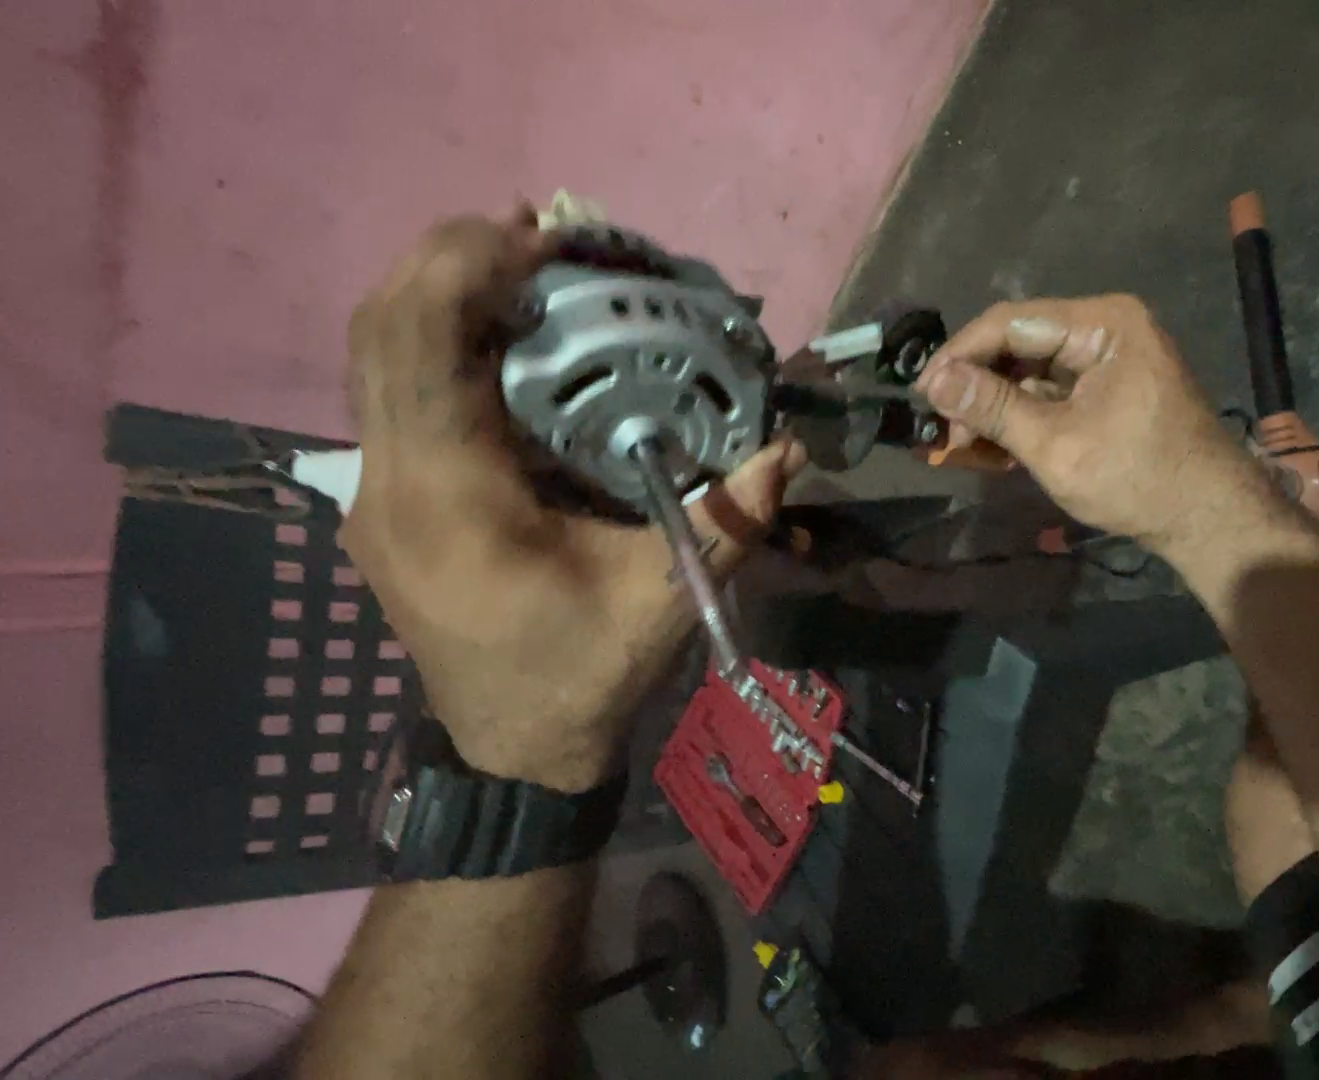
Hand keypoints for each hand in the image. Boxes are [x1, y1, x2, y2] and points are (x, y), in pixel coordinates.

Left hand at [341, 209, 804, 791]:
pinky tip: (509, 349)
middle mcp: (389, 485)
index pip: (418, 348)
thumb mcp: (666, 600)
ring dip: (441, 298)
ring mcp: (376, 497)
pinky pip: (397, 398)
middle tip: (536, 236)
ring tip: (524, 274)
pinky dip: (442, 348)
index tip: (542, 238)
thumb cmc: (585, 675)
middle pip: (380, 332)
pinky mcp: (390, 506)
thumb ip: (728, 521)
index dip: (467, 270)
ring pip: (377, 360)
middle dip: (448, 262)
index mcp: (451, 502)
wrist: (514, 751)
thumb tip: (786, 449)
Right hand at [913, 296, 1278, 554]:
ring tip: (963, 444)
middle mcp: (1107, 328)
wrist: (1207, 518)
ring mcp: (1111, 359)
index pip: (1011, 322)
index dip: (960, 355)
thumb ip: (993, 409)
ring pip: (1032, 371)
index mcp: (1103, 324)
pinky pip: (1053, 391)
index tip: (922, 393)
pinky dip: (1023, 417)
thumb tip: (933, 381)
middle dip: (978, 386)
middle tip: (944, 430)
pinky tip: (995, 446)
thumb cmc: (1136, 479)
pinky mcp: (1110, 388)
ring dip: (996, 406)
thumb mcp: (1056, 446)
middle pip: (1020, 344)